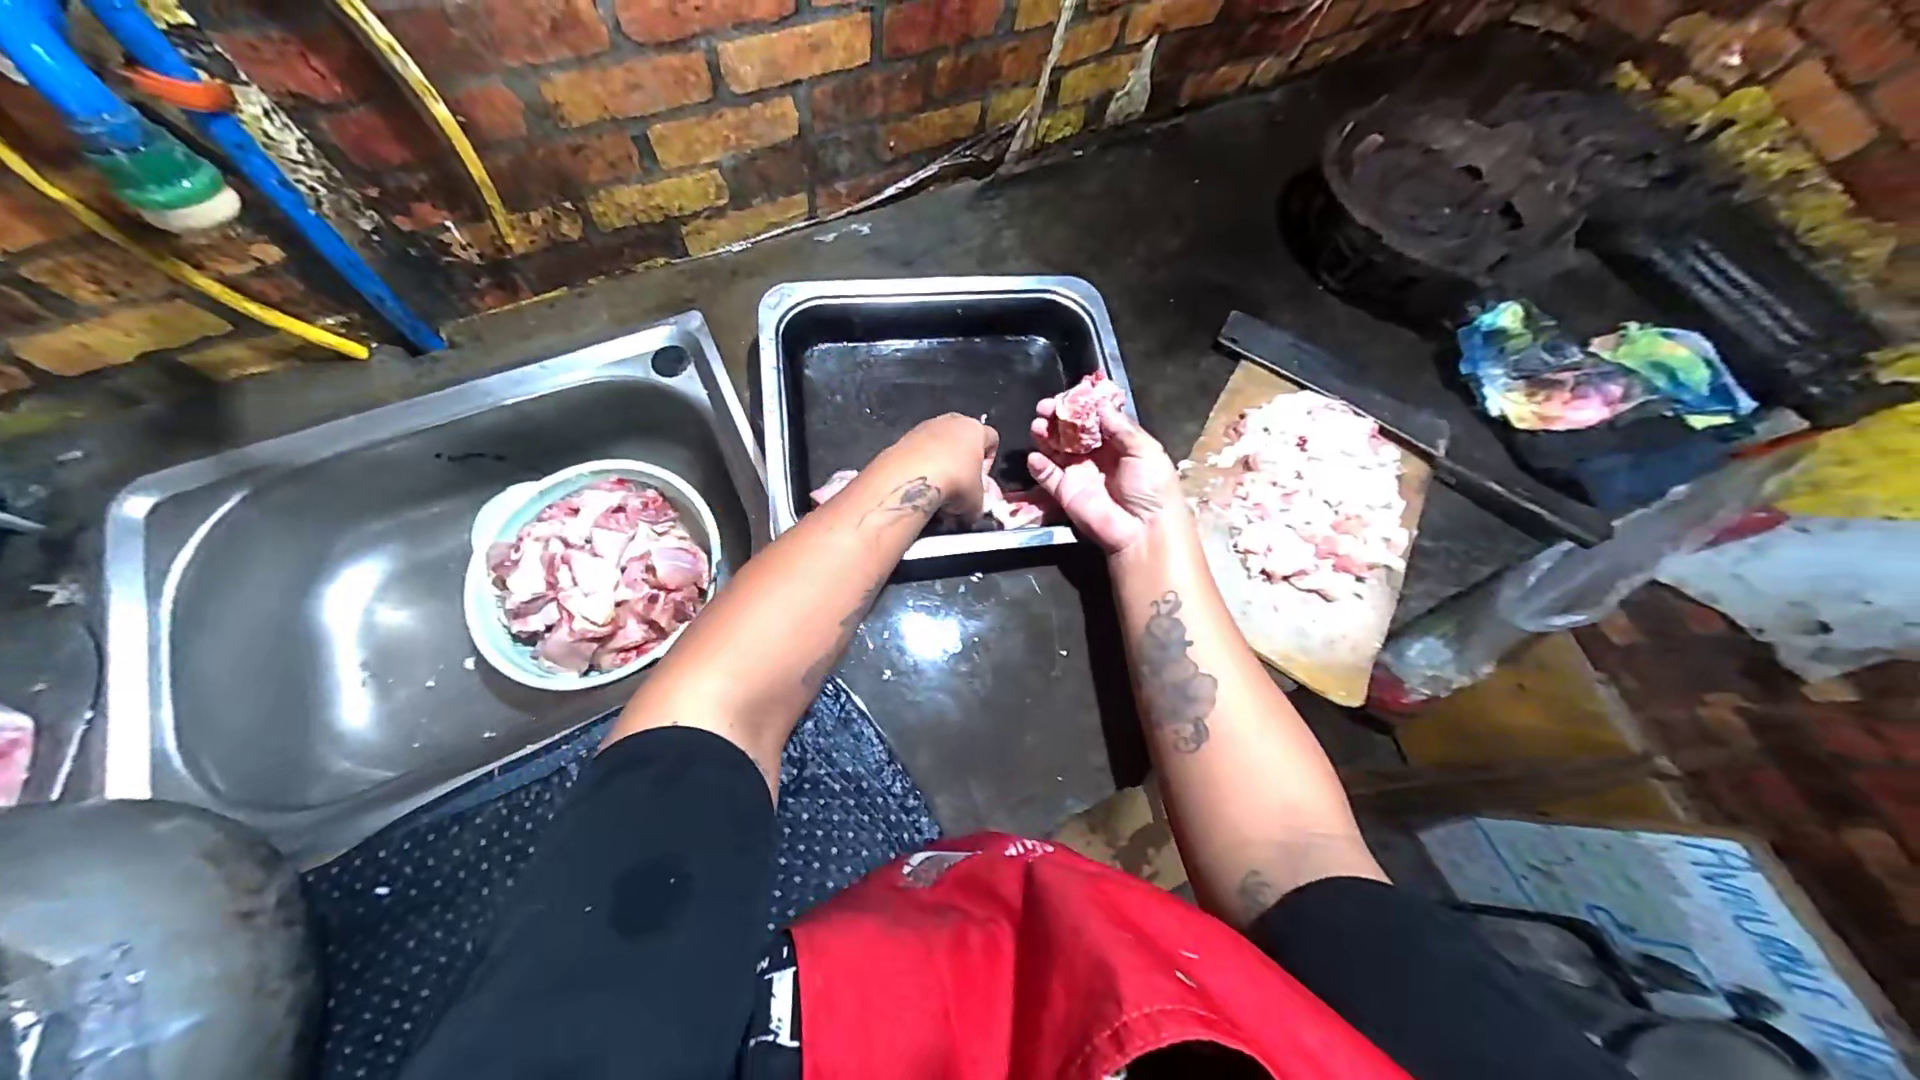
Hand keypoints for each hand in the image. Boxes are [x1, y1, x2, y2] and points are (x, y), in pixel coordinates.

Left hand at [885, 413, 998, 520]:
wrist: (910, 479)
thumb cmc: (955, 484)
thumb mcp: (976, 503)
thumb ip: (979, 503)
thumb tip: (973, 510)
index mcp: (975, 429)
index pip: (991, 440)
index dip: (989, 463)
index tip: (981, 482)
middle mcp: (950, 421)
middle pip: (963, 440)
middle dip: (963, 464)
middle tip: (959, 487)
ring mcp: (923, 427)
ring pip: (938, 446)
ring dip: (940, 465)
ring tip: (936, 490)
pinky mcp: (902, 438)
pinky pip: (918, 452)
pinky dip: (921, 467)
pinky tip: (919, 486)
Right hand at [1027, 399, 1181, 555]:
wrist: (1142, 530)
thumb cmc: (1152, 488)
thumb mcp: (1146, 451)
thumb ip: (1121, 427)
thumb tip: (1100, 404)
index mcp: (1117, 444)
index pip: (1093, 419)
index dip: (1079, 406)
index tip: (1068, 396)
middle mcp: (1095, 456)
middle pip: (1070, 432)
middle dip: (1057, 417)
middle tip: (1045, 407)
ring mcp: (1078, 474)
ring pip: (1055, 449)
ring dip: (1045, 435)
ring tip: (1037, 425)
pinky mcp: (1065, 493)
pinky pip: (1047, 476)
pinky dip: (1038, 465)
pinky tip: (1035, 456)